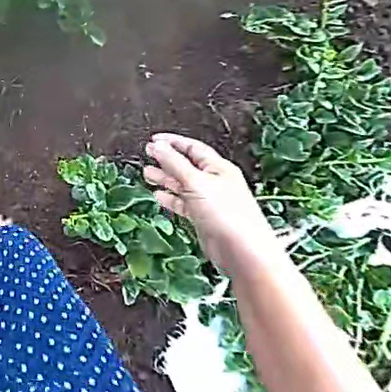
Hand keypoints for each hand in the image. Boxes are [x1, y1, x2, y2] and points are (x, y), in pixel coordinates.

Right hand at [144, 133, 283, 279]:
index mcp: (218, 168)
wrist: (242, 251)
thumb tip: (159, 147)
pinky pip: (183, 204)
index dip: (172, 142)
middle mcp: (215, 182)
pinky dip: (171, 199)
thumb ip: (175, 163)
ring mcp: (209, 201)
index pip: (192, 148)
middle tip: (149, 154)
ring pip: (183, 185)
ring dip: (165, 178)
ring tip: (148, 173)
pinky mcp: (203, 218)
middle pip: (186, 165)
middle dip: (166, 159)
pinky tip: (159, 196)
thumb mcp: (196, 182)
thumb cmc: (229, 215)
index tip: (155, 140)